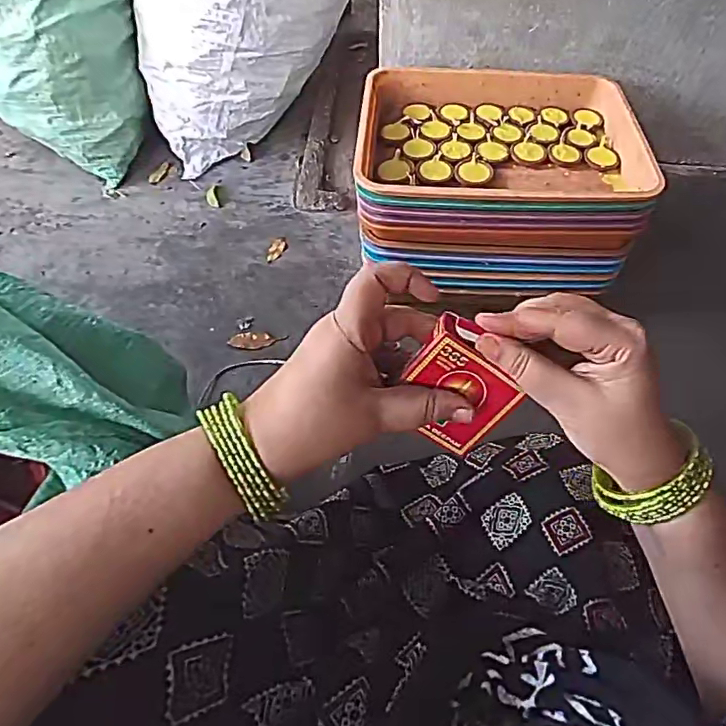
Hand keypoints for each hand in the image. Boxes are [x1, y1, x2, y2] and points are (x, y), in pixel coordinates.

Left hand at [239, 263, 474, 480]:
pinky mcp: (342, 366)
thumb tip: (464, 405)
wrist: (261, 447)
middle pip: (398, 318)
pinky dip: (401, 377)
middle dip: (429, 342)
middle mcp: (347, 330)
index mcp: (349, 327)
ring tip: (439, 392)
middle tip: (454, 368)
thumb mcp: (375, 416)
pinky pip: (380, 361)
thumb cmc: (307, 423)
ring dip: (417, 366)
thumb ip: (424, 408)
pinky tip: (416, 402)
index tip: (434, 300)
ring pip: (392, 344)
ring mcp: (344, 348)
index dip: (409, 278)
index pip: (377, 278)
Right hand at [473, 294, 685, 491]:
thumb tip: (492, 345)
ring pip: (559, 312)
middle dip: (520, 319)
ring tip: (497, 337)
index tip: (486, 323)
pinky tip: (518, 343)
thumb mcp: (568, 404)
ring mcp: (611, 332)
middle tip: (486, 331)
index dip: (518, 320)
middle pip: (560, 308)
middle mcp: (621, 328)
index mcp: (624, 341)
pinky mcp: (599, 340)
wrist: (642, 458)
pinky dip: (538, 333)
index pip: (562, 319)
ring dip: (527, 324)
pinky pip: (563, 325)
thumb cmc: (620, 438)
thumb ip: (527, 370)